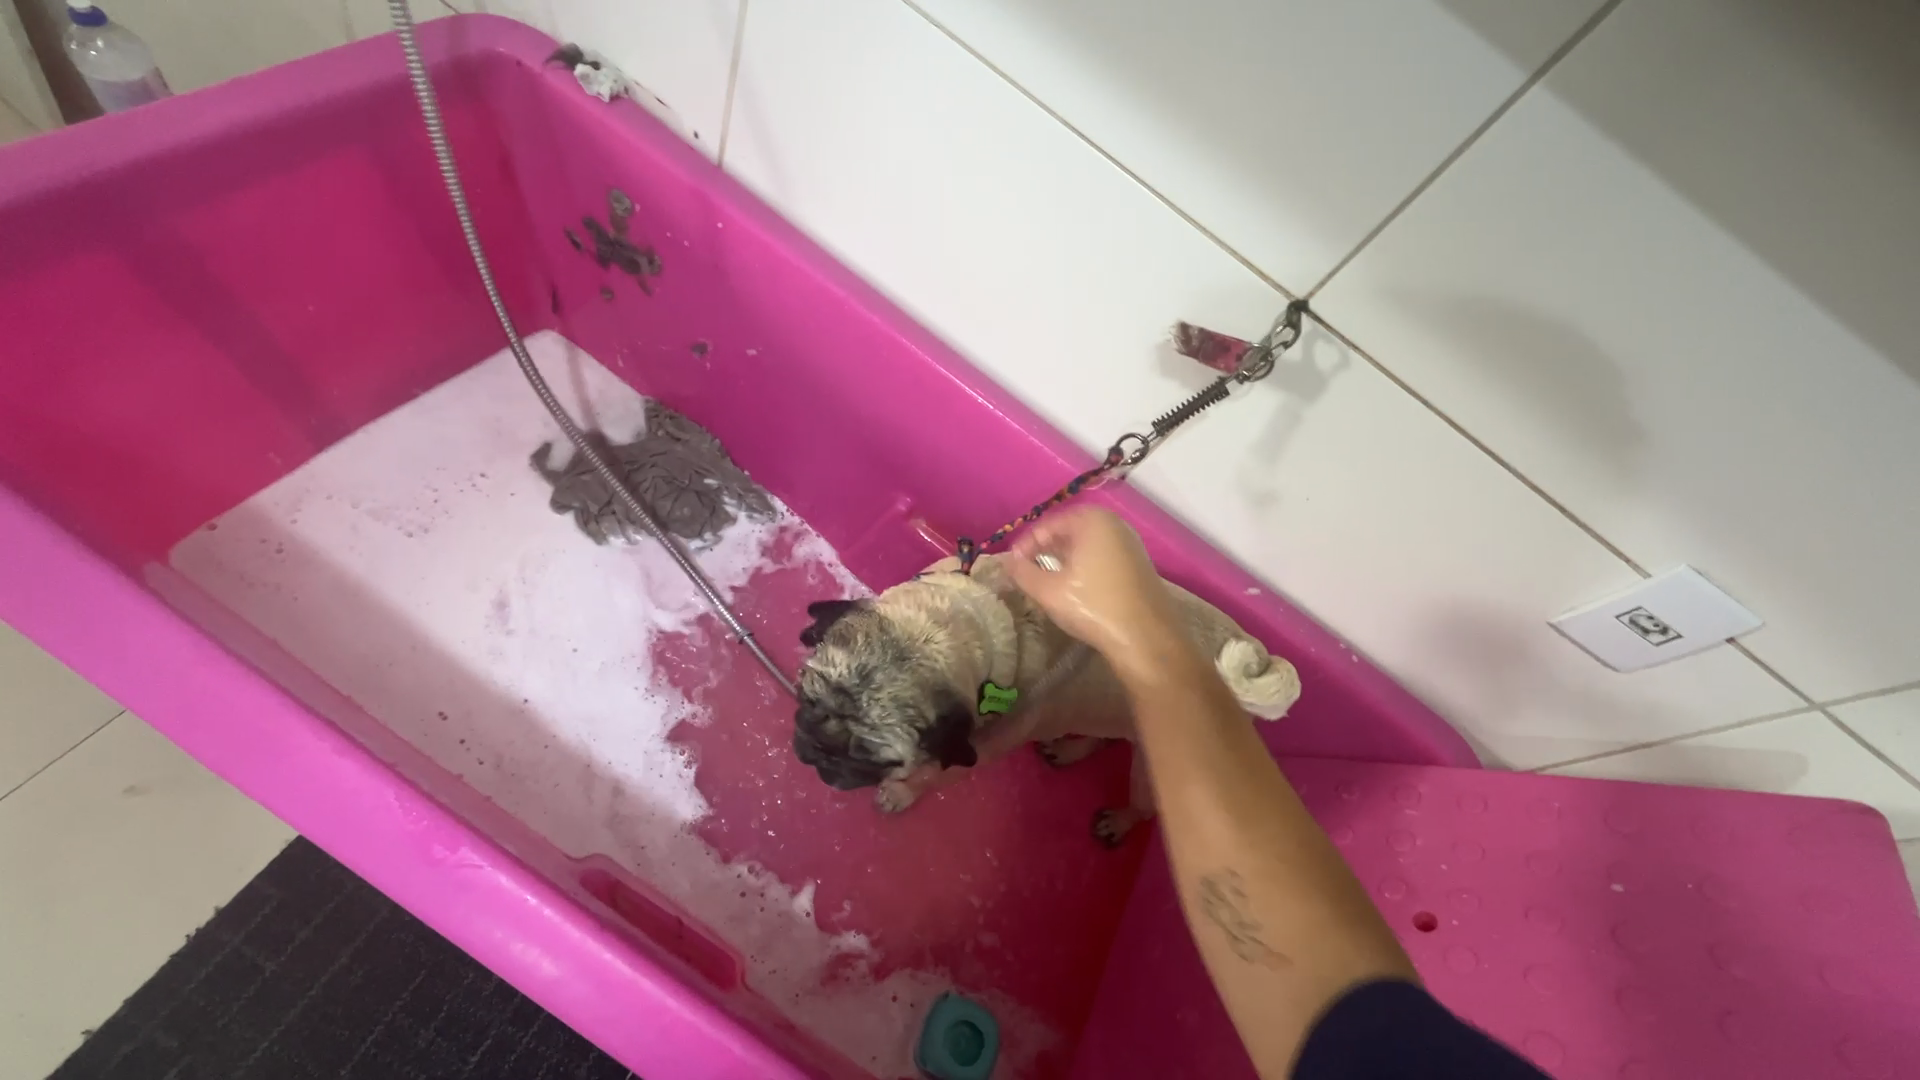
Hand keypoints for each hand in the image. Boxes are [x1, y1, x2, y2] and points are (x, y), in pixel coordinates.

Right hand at [1004, 507, 1181, 666]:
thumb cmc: (1094, 607)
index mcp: (1091, 520)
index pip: (1046, 525)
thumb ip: (1022, 572)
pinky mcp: (1138, 563)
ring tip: (1046, 581)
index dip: (1024, 545)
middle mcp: (1113, 523)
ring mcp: (1130, 542)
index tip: (1011, 567)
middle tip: (1026, 572)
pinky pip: (1101, 555)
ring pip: (1085, 544)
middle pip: (1067, 531)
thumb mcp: (1048, 591)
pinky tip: (1075, 588)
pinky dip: (1083, 565)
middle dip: (1044, 550)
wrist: (1147, 639)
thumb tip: (1005, 561)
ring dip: (1063, 558)